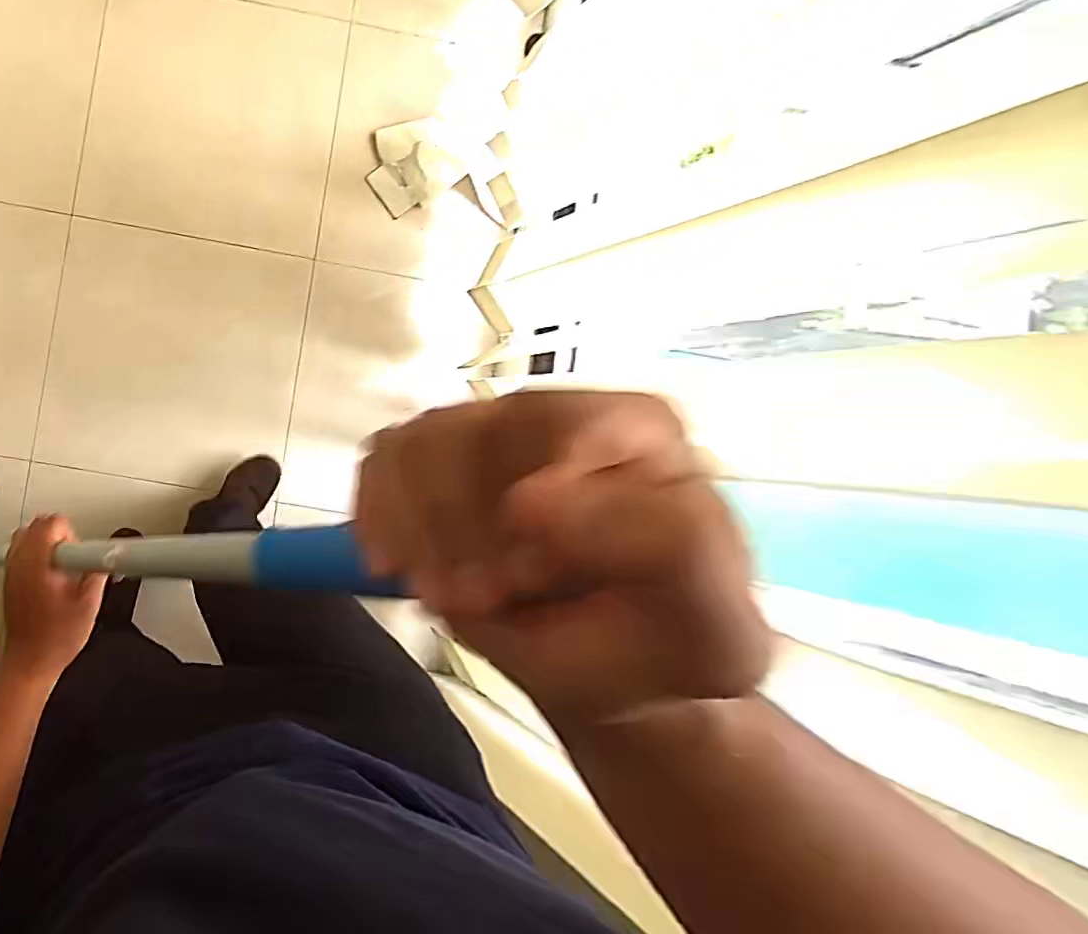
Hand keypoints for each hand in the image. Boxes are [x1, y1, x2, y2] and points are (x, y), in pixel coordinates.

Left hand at [0, 515, 104, 683]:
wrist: (30, 661)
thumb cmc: (54, 639)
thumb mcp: (89, 605)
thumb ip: (97, 573)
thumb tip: (105, 557)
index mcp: (39, 564)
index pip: (53, 523)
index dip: (73, 535)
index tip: (81, 554)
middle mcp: (20, 562)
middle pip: (37, 523)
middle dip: (60, 534)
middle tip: (73, 560)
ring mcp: (12, 570)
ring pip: (25, 533)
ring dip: (44, 541)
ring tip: (60, 565)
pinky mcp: (9, 579)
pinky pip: (18, 550)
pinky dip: (33, 553)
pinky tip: (47, 574)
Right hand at [354, 390, 770, 726]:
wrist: (605, 669)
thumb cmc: (659, 643)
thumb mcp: (711, 626)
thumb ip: (658, 548)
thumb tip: (528, 500)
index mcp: (633, 432)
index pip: (575, 422)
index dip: (543, 493)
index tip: (531, 573)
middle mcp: (544, 417)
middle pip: (472, 434)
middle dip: (463, 529)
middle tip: (481, 600)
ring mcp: (474, 434)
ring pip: (414, 447)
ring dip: (415, 531)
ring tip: (443, 596)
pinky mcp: (422, 463)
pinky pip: (378, 463)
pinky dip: (376, 517)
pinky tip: (393, 566)